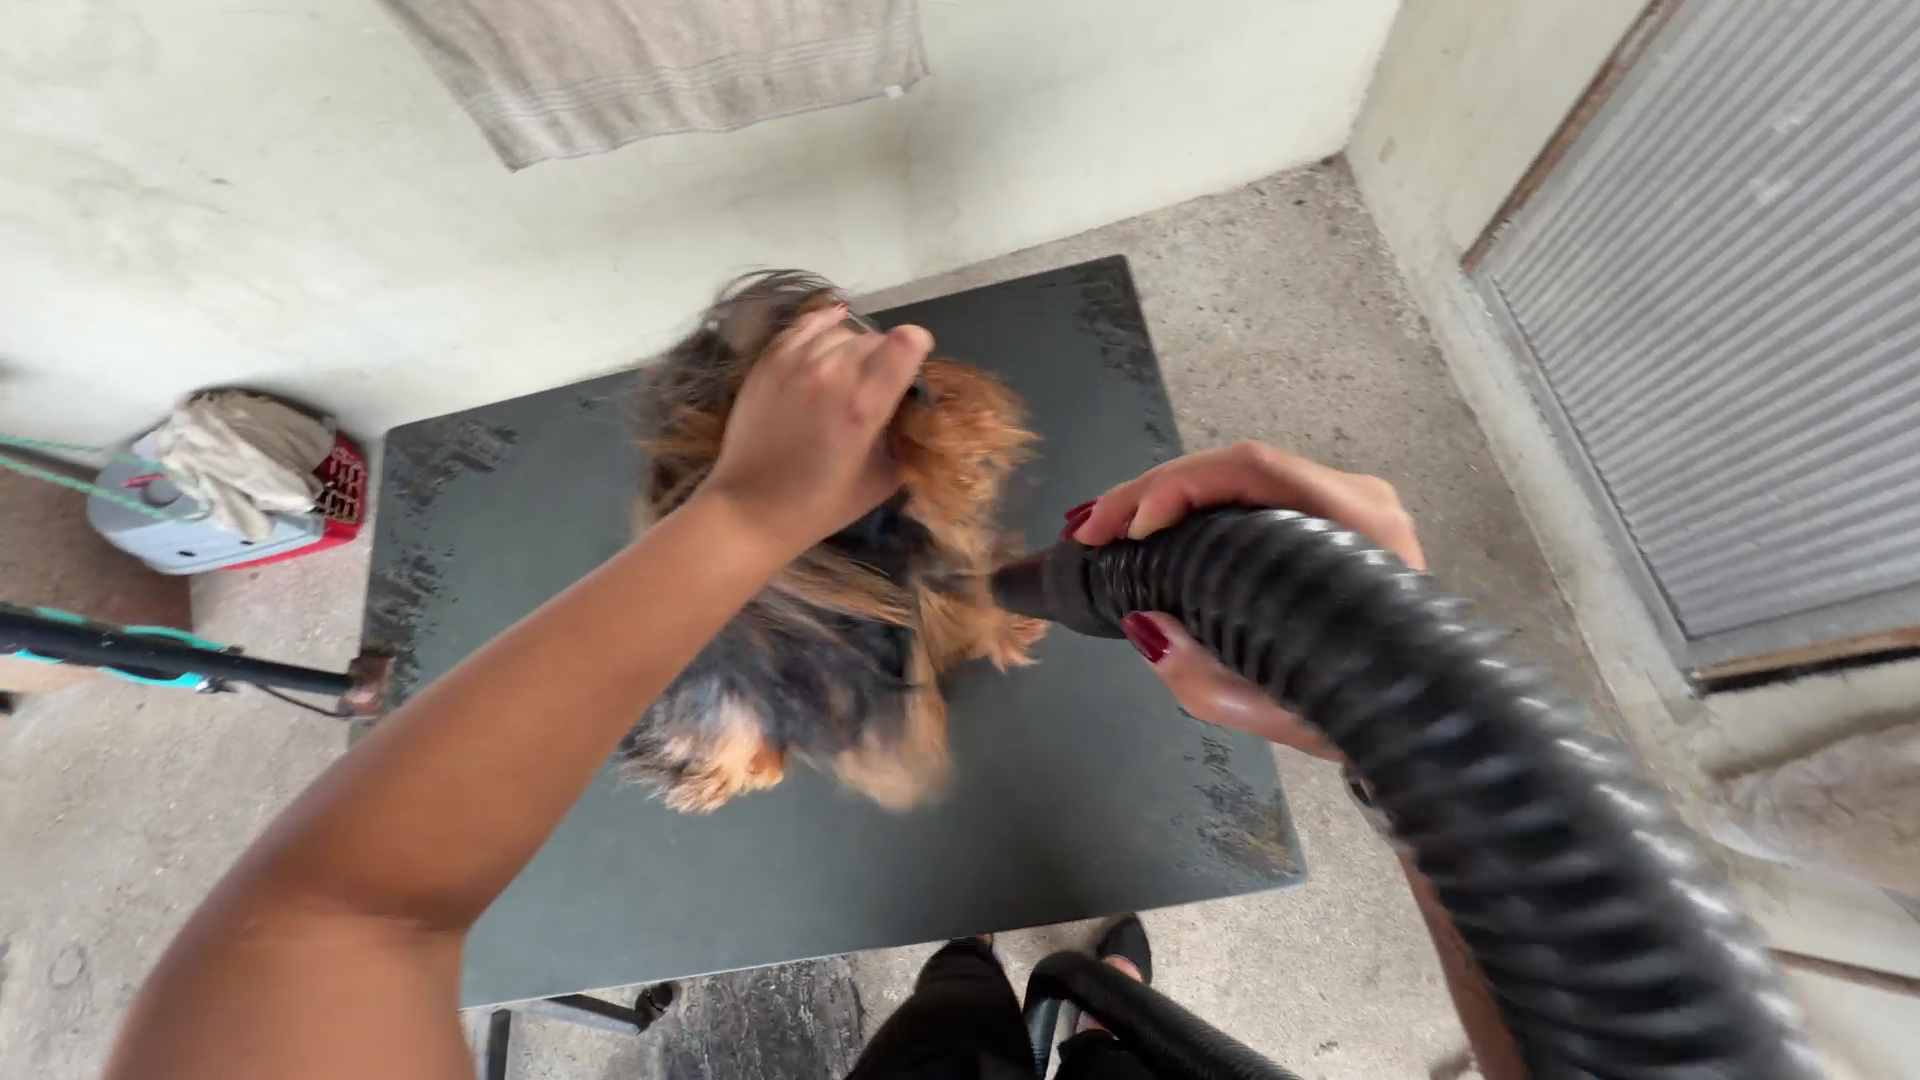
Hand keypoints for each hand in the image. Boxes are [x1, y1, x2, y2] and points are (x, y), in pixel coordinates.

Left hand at [696, 304, 930, 557]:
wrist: (751, 509)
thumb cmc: (820, 505)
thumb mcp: (881, 480)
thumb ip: (904, 439)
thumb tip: (916, 412)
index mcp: (863, 406)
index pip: (905, 344)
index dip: (917, 347)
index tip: (917, 360)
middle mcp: (831, 374)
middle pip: (876, 339)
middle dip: (888, 354)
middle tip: (884, 381)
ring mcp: (794, 363)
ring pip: (842, 331)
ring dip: (856, 346)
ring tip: (854, 370)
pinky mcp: (769, 361)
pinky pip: (806, 325)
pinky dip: (825, 325)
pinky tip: (834, 331)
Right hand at [1067, 442, 1425, 760]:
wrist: (1406, 709)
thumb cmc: (1347, 709)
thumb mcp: (1273, 714)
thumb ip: (1205, 681)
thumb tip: (1143, 626)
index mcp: (1356, 532)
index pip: (1254, 472)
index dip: (1179, 488)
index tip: (1130, 531)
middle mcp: (1354, 500)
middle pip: (1234, 464)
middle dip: (1147, 489)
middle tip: (1089, 527)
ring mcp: (1338, 499)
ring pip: (1232, 471)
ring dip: (1159, 492)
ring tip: (1102, 524)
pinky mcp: (1317, 510)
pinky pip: (1240, 489)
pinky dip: (1183, 501)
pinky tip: (1140, 521)